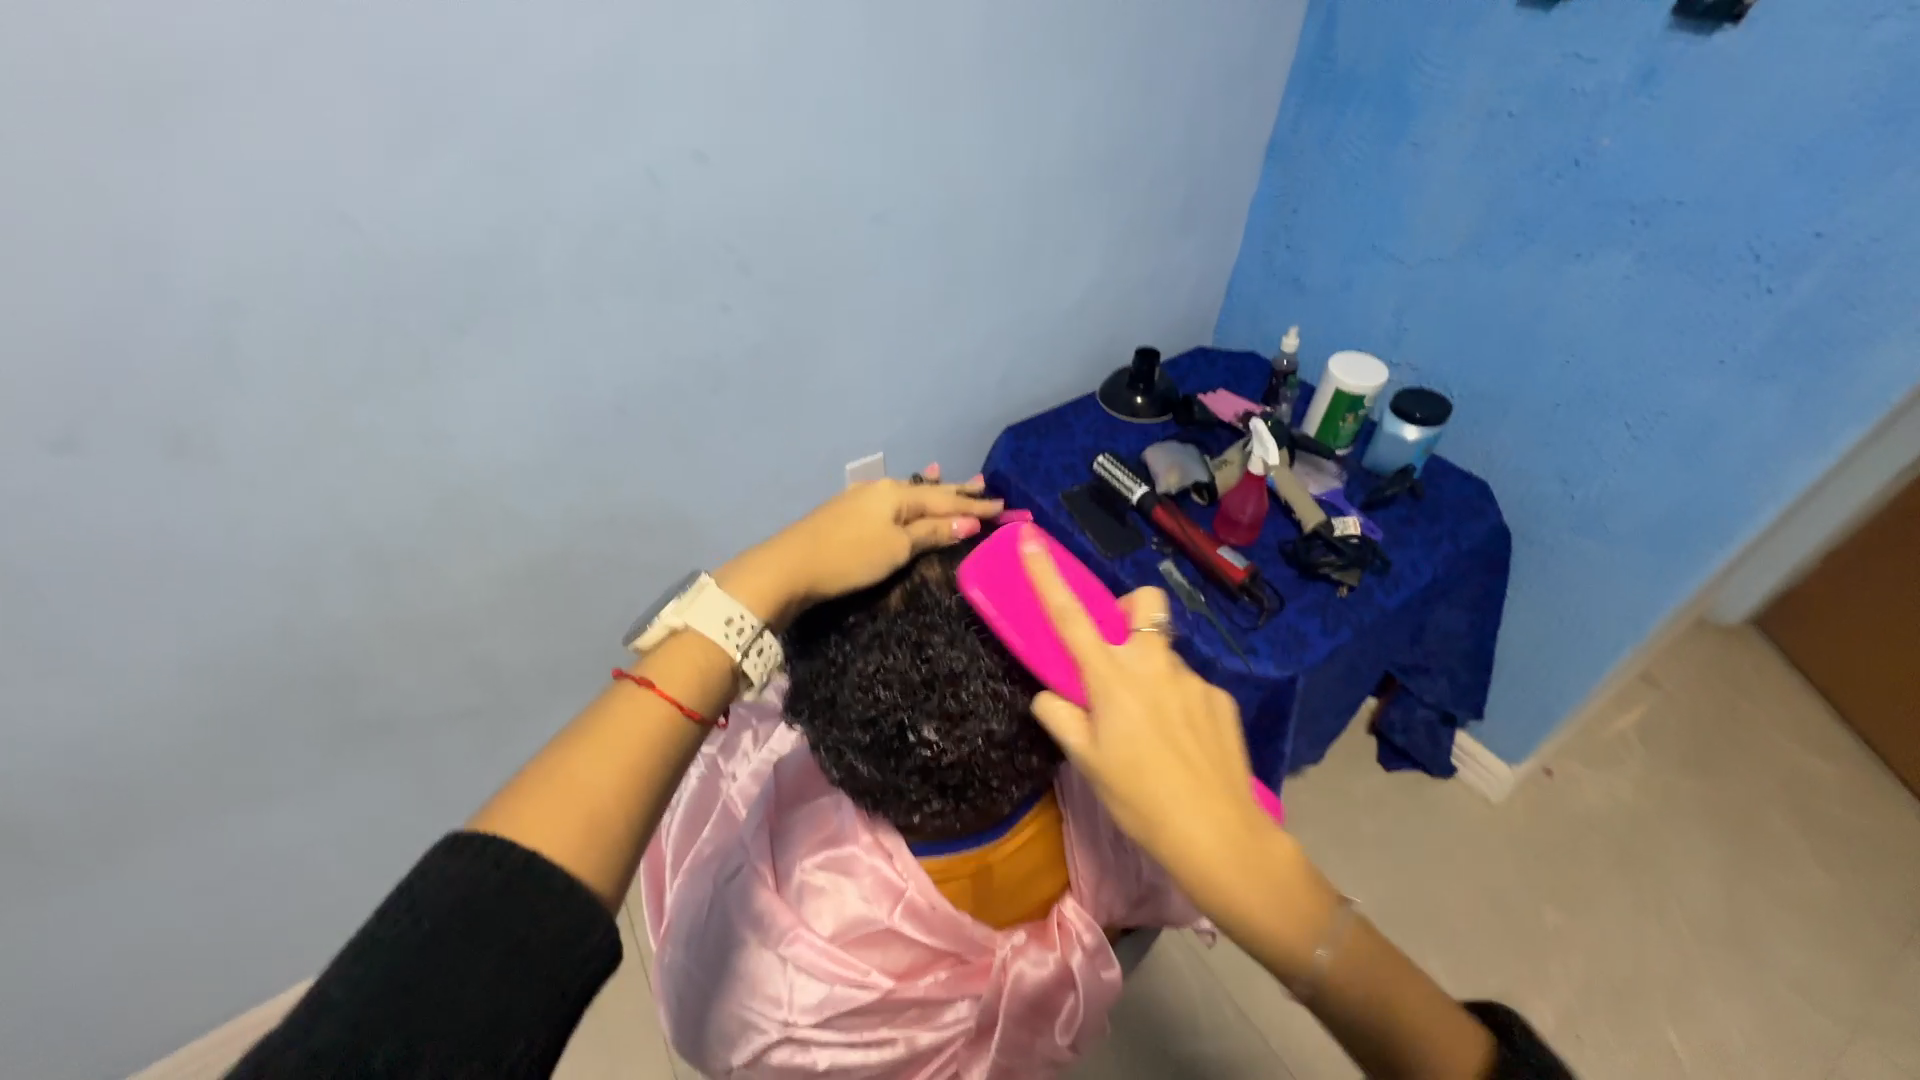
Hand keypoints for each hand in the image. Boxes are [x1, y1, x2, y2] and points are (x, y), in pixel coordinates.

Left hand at [720, 464, 1002, 621]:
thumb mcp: (897, 548)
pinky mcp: (850, 516)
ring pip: (909, 495)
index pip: (946, 499)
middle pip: (929, 491)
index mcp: (897, 493)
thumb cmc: (850, 557)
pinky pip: (892, 502)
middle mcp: (882, 489)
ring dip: (934, 492)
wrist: (789, 566)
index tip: (1003, 506)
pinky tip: (908, 493)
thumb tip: (969, 522)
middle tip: (985, 484)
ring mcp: (863, 500)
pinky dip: (910, 499)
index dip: (975, 505)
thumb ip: (932, 533)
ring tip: (952, 478)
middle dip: (958, 491)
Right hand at [1016, 530, 1335, 958]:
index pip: (1070, 617)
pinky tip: (1184, 747)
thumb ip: (1061, 717)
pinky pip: (1189, 687)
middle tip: (1119, 655)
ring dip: (1152, 676)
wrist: (1217, 833)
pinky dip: (1178, 705)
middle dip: (1127, 612)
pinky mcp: (1220, 698)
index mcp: (1111, 677)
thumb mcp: (1087, 762)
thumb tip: (1049, 695)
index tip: (1032, 539)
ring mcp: (1192, 677)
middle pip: (1141, 605)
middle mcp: (1152, 663)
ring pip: (1164, 655)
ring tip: (1154, 732)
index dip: (1047, 577)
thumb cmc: (1139, 798)